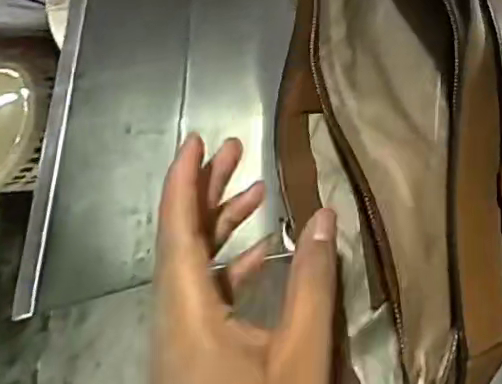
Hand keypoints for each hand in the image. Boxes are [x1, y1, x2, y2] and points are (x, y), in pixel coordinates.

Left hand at [153, 134, 338, 383]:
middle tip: (233, 148)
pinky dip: (230, 263)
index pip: (178, 235)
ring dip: (221, 226)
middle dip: (206, 192)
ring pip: (192, 268)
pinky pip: (204, 294)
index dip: (183, 184)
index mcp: (188, 318)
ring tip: (257, 189)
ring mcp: (182, 345)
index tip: (194, 141)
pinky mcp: (194, 359)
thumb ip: (313, 281)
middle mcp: (175, 325)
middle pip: (181, 244)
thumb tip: (327, 213)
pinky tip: (264, 252)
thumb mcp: (301, 354)